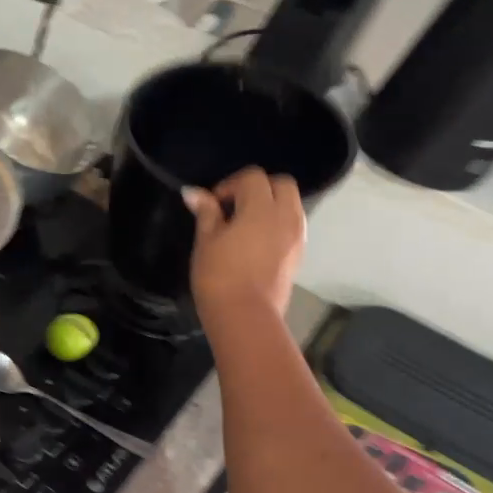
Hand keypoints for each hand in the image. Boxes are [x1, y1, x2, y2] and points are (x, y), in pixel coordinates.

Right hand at [184, 167, 305, 319]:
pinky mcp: (299, 253)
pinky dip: (277, 224)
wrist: (245, 315)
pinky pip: (292, 225)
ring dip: (270, 205)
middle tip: (233, 209)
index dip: (229, 185)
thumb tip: (193, 192)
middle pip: (280, 184)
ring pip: (290, 204)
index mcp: (261, 207)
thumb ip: (205, 213)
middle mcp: (286, 215)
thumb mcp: (206, 242)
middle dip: (257, 189)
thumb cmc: (218, 276)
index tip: (212, 205)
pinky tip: (256, 243)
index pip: (252, 177)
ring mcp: (297, 235)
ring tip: (245, 226)